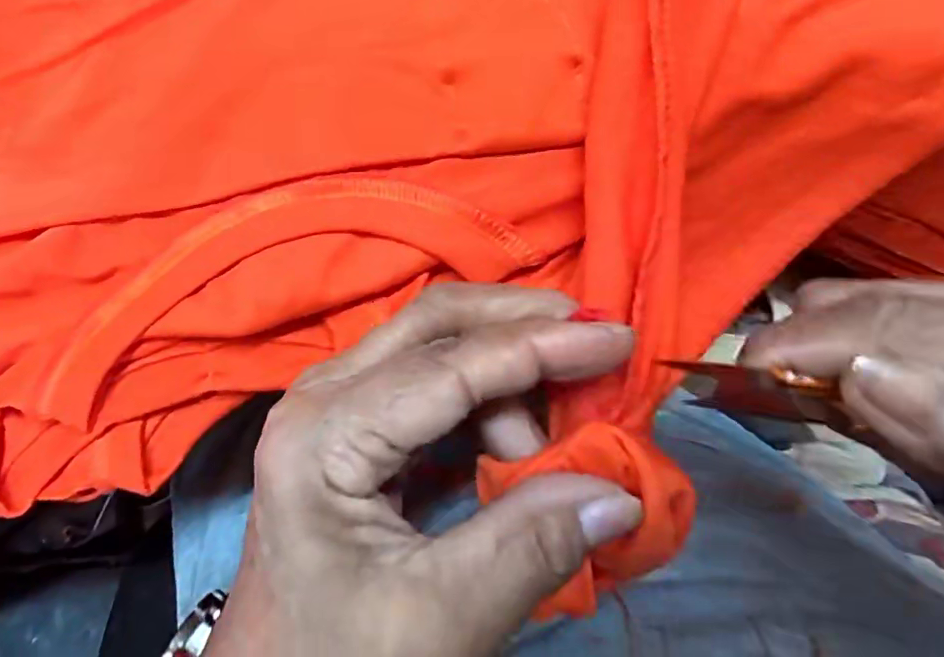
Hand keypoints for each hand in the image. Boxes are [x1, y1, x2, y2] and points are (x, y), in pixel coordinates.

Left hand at [206, 284, 644, 656]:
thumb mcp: (438, 620)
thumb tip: (620, 490)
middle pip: (436, 323)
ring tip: (561, 432)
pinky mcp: (356, 421)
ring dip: (509, 367)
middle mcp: (323, 393)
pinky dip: (489, 395)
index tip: (614, 336)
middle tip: (596, 341)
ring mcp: (336, 401)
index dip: (540, 346)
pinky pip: (431, 380)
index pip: (448, 366)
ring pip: (437, 343)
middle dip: (521, 325)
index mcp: (324, 433)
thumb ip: (530, 546)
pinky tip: (524, 435)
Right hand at [744, 274, 943, 656]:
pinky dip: (903, 354)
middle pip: (918, 301)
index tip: (727, 375)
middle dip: (817, 342)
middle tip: (747, 395)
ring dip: (853, 347)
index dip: (816, 346)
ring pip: (929, 303)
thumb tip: (869, 380)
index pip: (933, 329)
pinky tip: (891, 394)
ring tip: (804, 400)